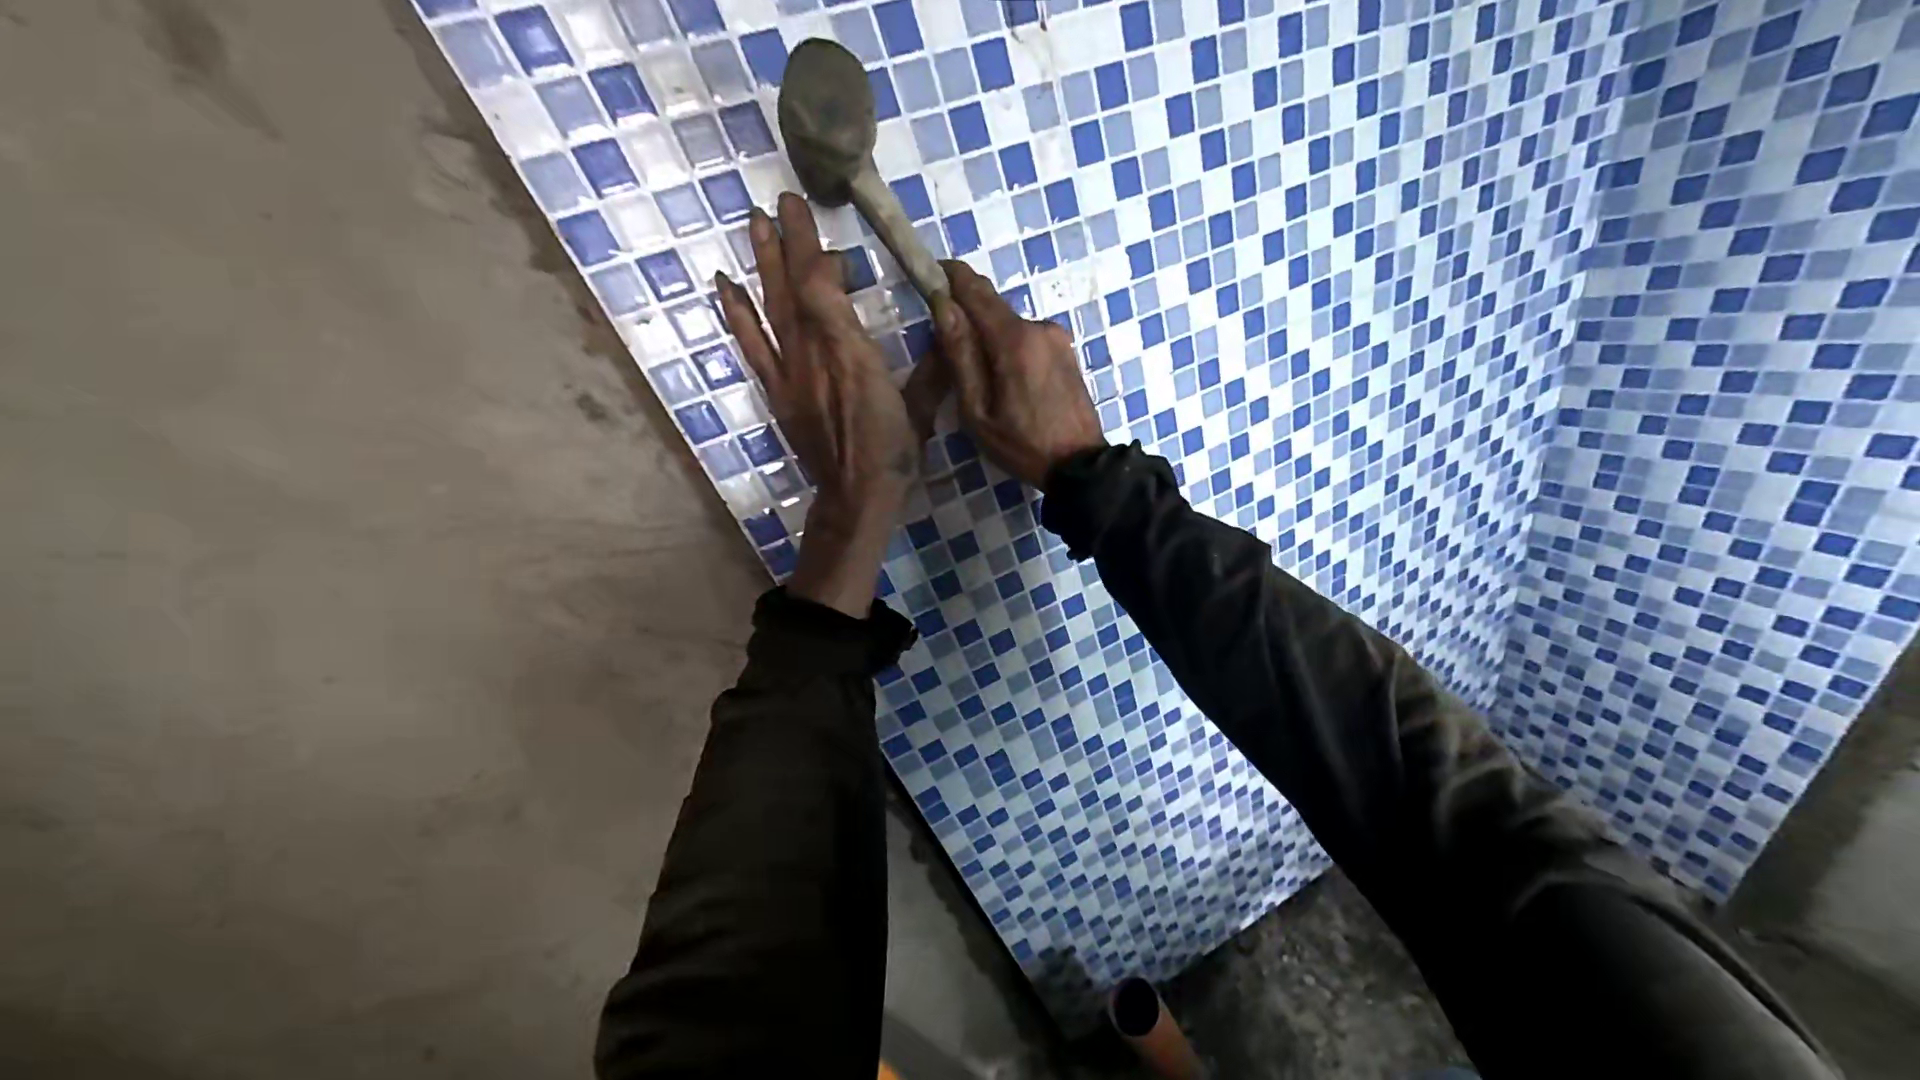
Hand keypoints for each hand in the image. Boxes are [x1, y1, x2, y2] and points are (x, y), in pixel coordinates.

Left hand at [715, 193, 920, 616]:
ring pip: (773, 309)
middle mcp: (815, 358)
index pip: (826, 292)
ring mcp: (791, 374)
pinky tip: (725, 284)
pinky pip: (753, 346)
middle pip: (798, 290)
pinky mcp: (777, 391)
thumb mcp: (922, 410)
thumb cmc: (892, 454)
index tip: (831, 240)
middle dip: (792, 242)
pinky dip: (738, 314)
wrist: (854, 496)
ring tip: (755, 222)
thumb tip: (946, 329)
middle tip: (785, 199)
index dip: (822, 260)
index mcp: (853, 357)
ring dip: (763, 264)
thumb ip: (932, 368)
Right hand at [913, 260, 1106, 488]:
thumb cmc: (1021, 445)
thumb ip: (960, 355)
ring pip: (1008, 325)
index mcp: (1015, 339)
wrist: (1080, 466)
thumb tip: (943, 306)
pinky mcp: (1065, 350)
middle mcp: (1039, 326)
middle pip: (991, 307)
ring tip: (976, 379)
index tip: (927, 275)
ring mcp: (1056, 337)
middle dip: (964, 317)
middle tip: (943, 349)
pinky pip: (1026, 338)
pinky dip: (1007, 348)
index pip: (975, 289)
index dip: (948, 277)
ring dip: (986, 338)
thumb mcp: (977, 410)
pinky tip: (1004, 382)